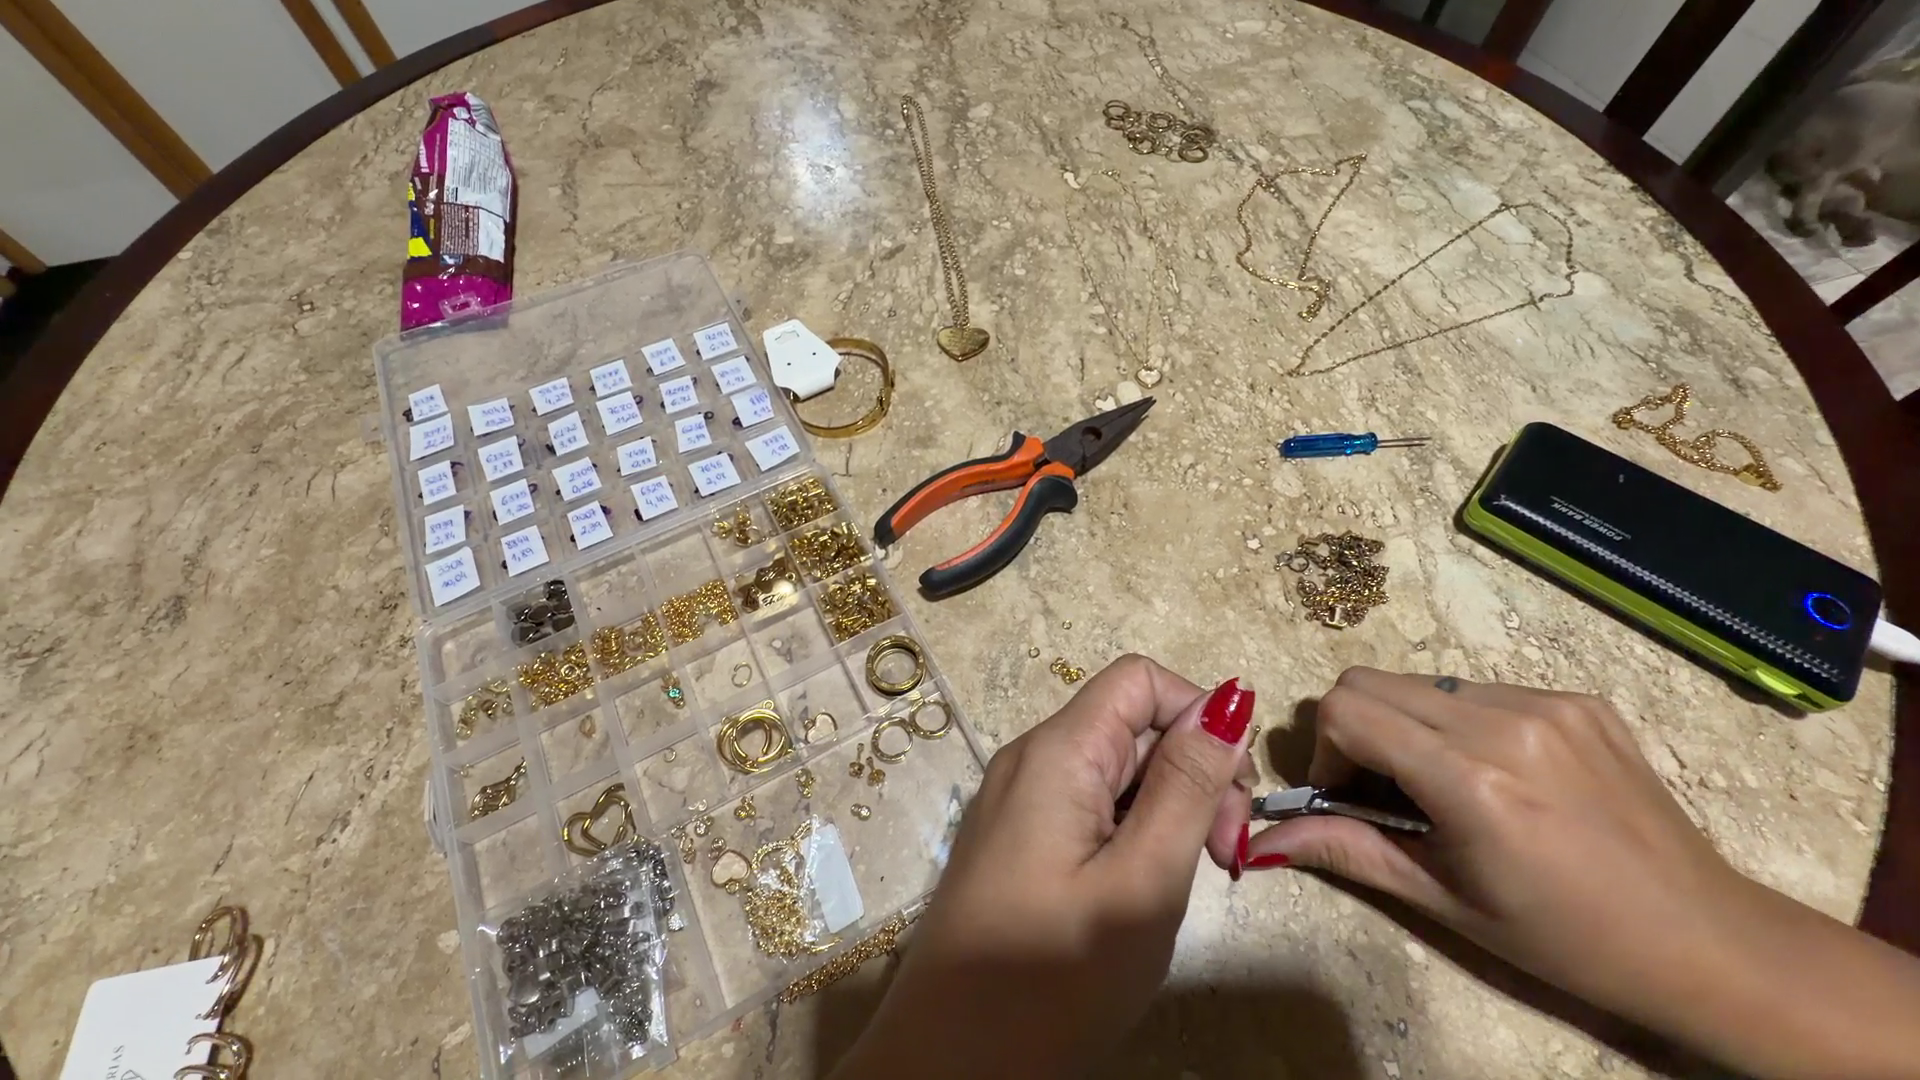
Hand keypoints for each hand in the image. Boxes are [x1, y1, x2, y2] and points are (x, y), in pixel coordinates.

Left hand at [830, 656, 1255, 1079]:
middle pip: (1133, 724)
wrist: (950, 1061)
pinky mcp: (1020, 839)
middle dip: (1193, 775)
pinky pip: (1091, 806)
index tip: (1233, 798)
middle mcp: (1032, 760)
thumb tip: (1228, 701)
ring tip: (1184, 881)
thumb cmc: (1052, 977)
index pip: (1141, 680)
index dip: (1200, 716)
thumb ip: (1187, 786)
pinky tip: (1143, 888)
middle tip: (1224, 858)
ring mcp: (1021, 801)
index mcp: (1056, 752)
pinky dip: (1134, 833)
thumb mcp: (1141, 882)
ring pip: (1118, 770)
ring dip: (1169, 810)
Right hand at [1247, 668, 1919, 1079]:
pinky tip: (1497, 772)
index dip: (1325, 750)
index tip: (1348, 794)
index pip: (1345, 710)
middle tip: (1382, 787)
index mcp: (1472, 779)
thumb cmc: (1566, 938)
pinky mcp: (1580, 698)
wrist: (1711, 942)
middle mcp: (1506, 721)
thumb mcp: (1445, 902)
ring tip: (1443, 782)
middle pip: (1369, 680)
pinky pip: (1478, 688)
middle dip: (1352, 729)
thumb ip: (1348, 852)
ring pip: (1421, 680)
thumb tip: (1262, 840)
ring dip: (1405, 723)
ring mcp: (1549, 702)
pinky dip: (1458, 721)